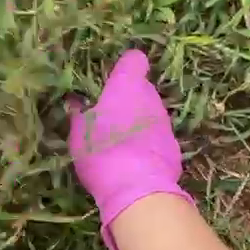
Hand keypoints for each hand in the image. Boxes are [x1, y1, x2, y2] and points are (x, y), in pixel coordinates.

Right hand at [68, 49, 195, 249]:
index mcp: (127, 87)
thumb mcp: (79, 134)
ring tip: (119, 148)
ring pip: (151, 117)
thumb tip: (75, 104)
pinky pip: (158, 142)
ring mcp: (166, 124)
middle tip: (108, 120)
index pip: (133, 60)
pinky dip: (148, 148)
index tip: (113, 80)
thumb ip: (79, 115)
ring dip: (138, 126)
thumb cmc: (101, 151)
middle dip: (128, 101)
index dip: (124, 68)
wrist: (137, 189)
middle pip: (142, 91)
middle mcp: (151, 99)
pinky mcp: (174, 149)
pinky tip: (134, 166)